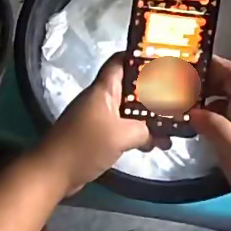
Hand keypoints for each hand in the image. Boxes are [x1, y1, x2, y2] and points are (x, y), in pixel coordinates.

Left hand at [38, 54, 160, 193]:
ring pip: (129, 110)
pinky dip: (139, 134)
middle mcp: (101, 99)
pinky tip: (155, 145)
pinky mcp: (98, 136)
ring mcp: (98, 118)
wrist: (53, 173)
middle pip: (130, 87)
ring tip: (171, 128)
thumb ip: (144, 129)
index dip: (140, 57)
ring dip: (149, 118)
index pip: (121, 62)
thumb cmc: (85, 145)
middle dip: (153, 92)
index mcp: (103, 90)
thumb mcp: (121, 135)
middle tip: (177, 98)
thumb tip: (157, 133)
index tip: (164, 62)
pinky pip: (124, 128)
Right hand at [190, 56, 230, 207]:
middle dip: (204, 81)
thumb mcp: (230, 143)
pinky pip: (221, 120)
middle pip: (227, 86)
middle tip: (178, 80)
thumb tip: (190, 111)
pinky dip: (206, 117)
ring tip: (180, 99)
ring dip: (203, 100)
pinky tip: (190, 121)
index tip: (190, 60)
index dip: (214, 63)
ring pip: (222, 103)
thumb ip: (208, 121)